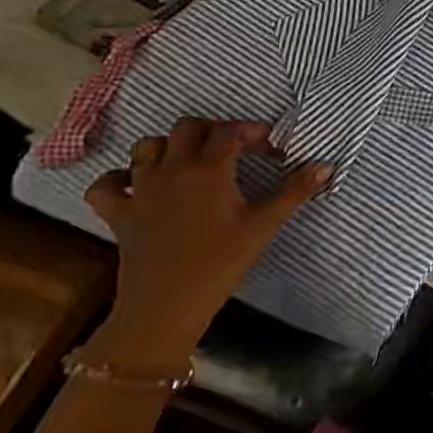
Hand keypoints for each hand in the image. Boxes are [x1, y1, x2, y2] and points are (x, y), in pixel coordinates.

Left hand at [81, 117, 329, 368]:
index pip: (231, 131)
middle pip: (188, 127)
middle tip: (234, 150)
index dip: (253, 132)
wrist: (167, 305)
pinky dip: (118, 179)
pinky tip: (136, 185)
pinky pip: (106, 184)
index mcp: (209, 168)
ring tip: (190, 162)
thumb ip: (296, 191)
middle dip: (213, 130)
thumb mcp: (265, 224)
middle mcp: (172, 169)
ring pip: (147, 146)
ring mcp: (141, 189)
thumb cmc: (221, 261)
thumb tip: (326, 166)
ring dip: (169, 146)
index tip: (272, 149)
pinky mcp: (118, 213)